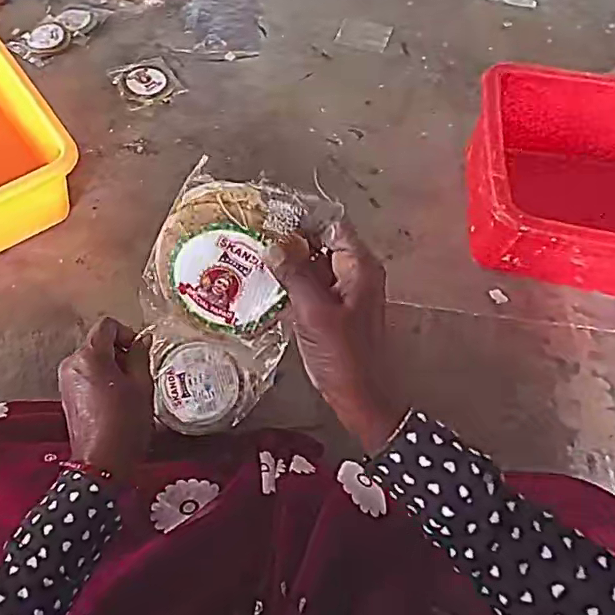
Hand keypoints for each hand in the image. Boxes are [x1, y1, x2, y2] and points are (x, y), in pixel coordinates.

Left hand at [57, 318, 152, 475]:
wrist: (102, 463)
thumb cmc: (125, 424)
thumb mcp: (142, 385)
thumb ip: (141, 356)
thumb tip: (143, 340)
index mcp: (90, 356)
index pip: (107, 326)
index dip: (127, 333)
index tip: (139, 351)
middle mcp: (72, 363)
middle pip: (99, 342)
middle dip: (120, 352)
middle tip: (139, 373)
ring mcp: (66, 380)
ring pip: (93, 359)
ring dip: (112, 366)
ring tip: (129, 389)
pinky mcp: (66, 395)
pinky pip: (86, 374)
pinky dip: (101, 378)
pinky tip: (116, 399)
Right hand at [267, 220, 401, 450]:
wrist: (360, 397)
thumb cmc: (343, 356)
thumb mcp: (314, 312)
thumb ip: (294, 275)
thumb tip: (272, 247)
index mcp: (359, 267)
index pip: (332, 225)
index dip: (303, 218)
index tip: (271, 217)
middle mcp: (356, 273)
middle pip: (322, 242)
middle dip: (291, 239)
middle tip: (255, 237)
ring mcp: (345, 292)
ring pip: (314, 264)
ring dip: (288, 261)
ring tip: (254, 257)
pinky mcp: (334, 309)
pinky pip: (312, 285)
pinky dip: (292, 282)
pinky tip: (267, 285)